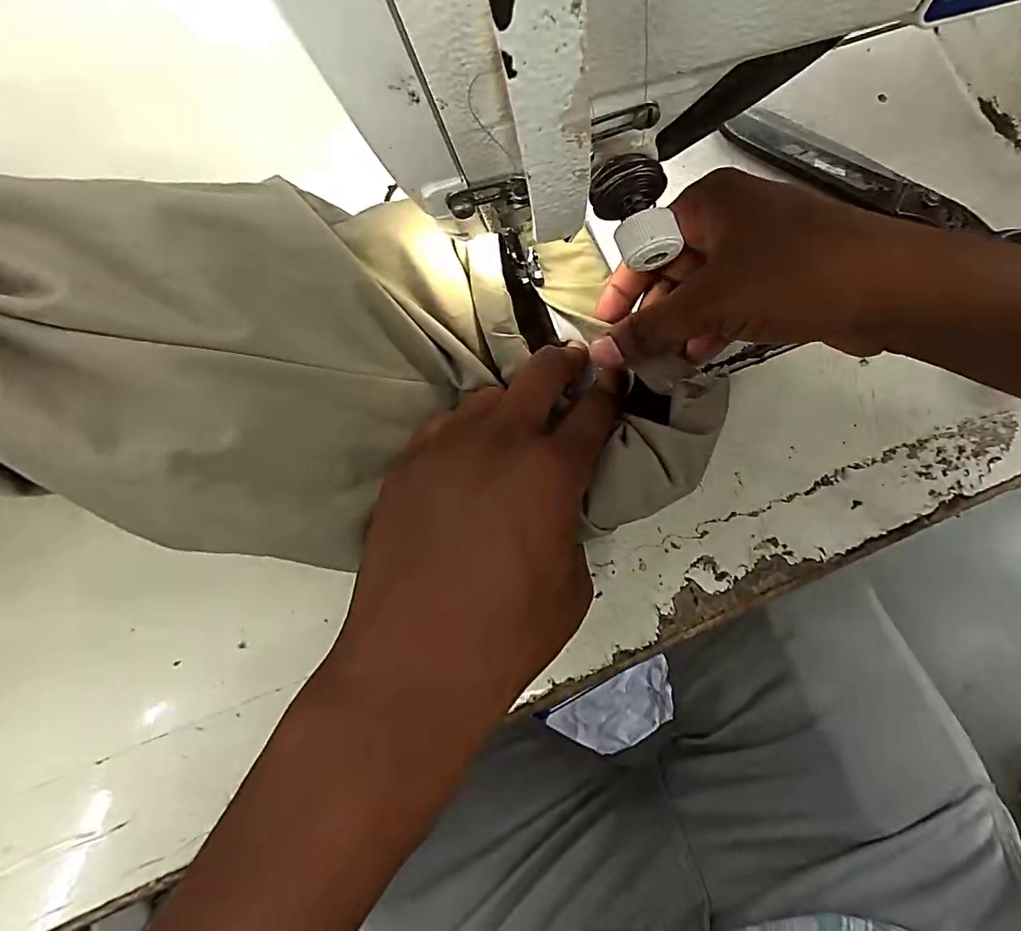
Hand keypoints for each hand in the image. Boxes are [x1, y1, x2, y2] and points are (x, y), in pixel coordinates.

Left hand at [333, 344, 621, 701]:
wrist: (413, 661)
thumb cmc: (509, 632)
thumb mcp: (572, 580)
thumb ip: (570, 526)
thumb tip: (555, 509)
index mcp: (553, 471)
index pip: (593, 411)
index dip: (609, 391)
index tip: (614, 377)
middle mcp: (502, 443)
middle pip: (541, 376)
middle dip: (566, 363)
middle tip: (577, 360)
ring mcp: (446, 448)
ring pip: (487, 397)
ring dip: (512, 401)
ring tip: (518, 418)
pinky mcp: (407, 467)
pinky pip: (445, 427)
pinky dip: (467, 429)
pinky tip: (468, 455)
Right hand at [591, 168, 931, 367]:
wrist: (886, 287)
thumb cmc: (803, 273)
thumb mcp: (714, 302)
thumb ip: (655, 326)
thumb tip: (611, 345)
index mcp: (710, 204)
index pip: (646, 242)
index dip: (623, 285)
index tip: (608, 322)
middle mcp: (734, 218)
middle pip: (675, 265)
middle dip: (656, 309)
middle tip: (638, 347)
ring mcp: (763, 246)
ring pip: (706, 286)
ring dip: (685, 322)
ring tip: (667, 356)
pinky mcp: (785, 276)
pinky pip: (737, 299)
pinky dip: (717, 323)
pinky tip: (704, 349)